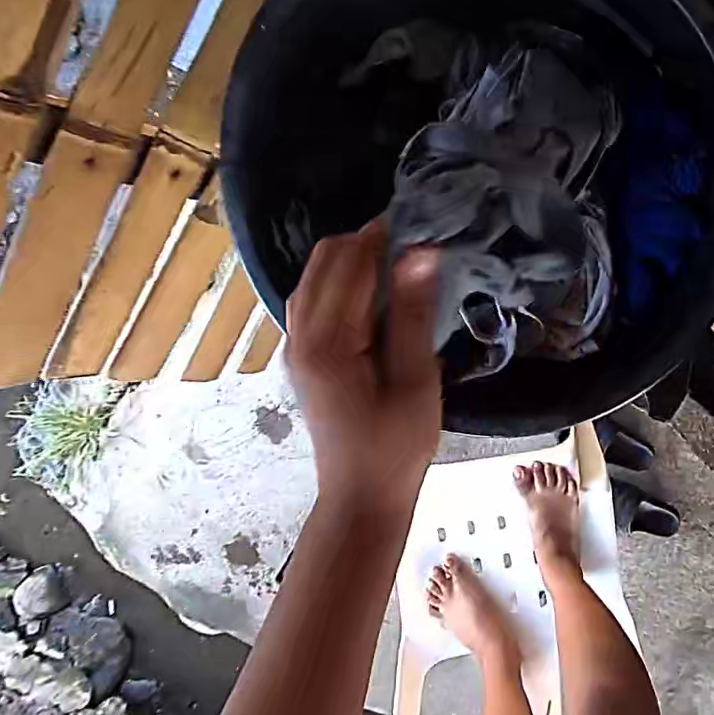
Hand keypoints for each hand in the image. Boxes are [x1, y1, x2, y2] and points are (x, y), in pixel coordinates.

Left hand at [285, 219, 441, 518]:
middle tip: (410, 242)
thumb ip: (411, 314)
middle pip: (324, 261)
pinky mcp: (300, 356)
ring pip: (314, 278)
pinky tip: (370, 291)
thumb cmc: (397, 444)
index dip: (380, 235)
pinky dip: (339, 282)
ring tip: (395, 262)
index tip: (417, 220)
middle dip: (363, 242)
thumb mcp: (415, 380)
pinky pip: (312, 299)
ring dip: (351, 260)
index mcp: (328, 342)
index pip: (349, 265)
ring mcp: (294, 346)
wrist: (362, 494)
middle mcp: (300, 336)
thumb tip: (419, 253)